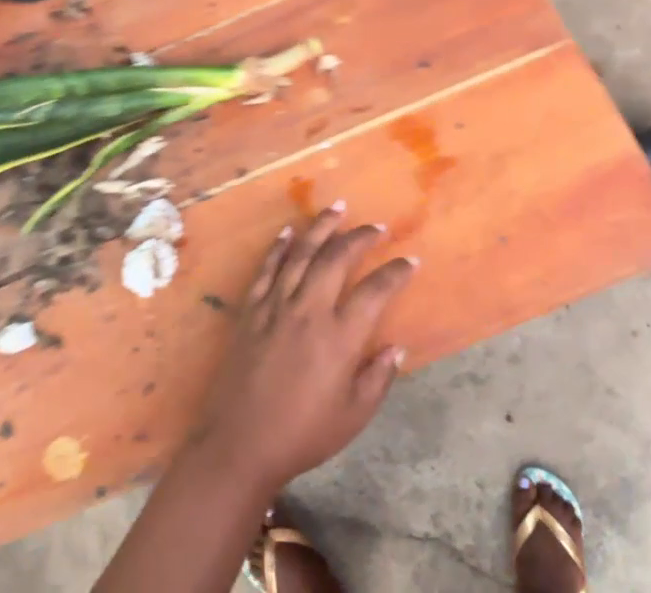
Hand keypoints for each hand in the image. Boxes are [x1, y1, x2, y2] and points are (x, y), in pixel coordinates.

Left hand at [187, 204, 417, 494]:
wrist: (240, 444)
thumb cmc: (303, 434)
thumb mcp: (354, 415)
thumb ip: (378, 377)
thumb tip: (395, 347)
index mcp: (340, 336)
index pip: (375, 291)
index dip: (395, 274)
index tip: (410, 262)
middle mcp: (309, 310)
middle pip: (337, 258)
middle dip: (359, 237)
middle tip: (376, 227)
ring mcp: (275, 306)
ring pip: (301, 254)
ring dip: (321, 227)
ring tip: (337, 208)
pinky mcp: (250, 311)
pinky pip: (267, 269)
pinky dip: (279, 247)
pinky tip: (289, 232)